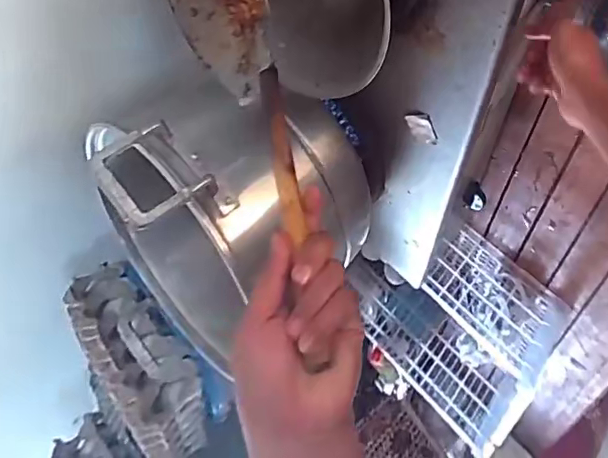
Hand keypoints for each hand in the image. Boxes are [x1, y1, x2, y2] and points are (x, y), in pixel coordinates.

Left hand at [232, 186, 363, 457]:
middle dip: (312, 255)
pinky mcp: (352, 318)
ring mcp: (331, 300)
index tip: (309, 189)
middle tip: (299, 279)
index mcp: (282, 284)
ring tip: (299, 338)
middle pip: (320, 244)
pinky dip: (326, 323)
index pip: (296, 240)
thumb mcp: (255, 324)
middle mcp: (309, 286)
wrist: (293, 417)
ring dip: (312, 305)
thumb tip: (281, 234)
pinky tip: (315, 348)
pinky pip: (345, 300)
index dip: (304, 214)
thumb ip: (270, 278)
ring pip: (333, 271)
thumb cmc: (262, 377)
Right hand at [519, 17, 607, 129]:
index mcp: (578, 36)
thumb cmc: (573, 57)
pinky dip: (536, 83)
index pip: (557, 30)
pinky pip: (545, 83)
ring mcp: (569, 73)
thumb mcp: (562, 28)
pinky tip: (532, 85)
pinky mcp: (562, 91)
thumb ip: (552, 23)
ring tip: (523, 75)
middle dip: (534, 52)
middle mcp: (575, 54)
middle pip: (548, 49)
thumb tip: (543, 29)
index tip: (527, 34)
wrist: (583, 94)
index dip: (541, 30)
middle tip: (529, 57)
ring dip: (531, 69)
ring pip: (544, 67)